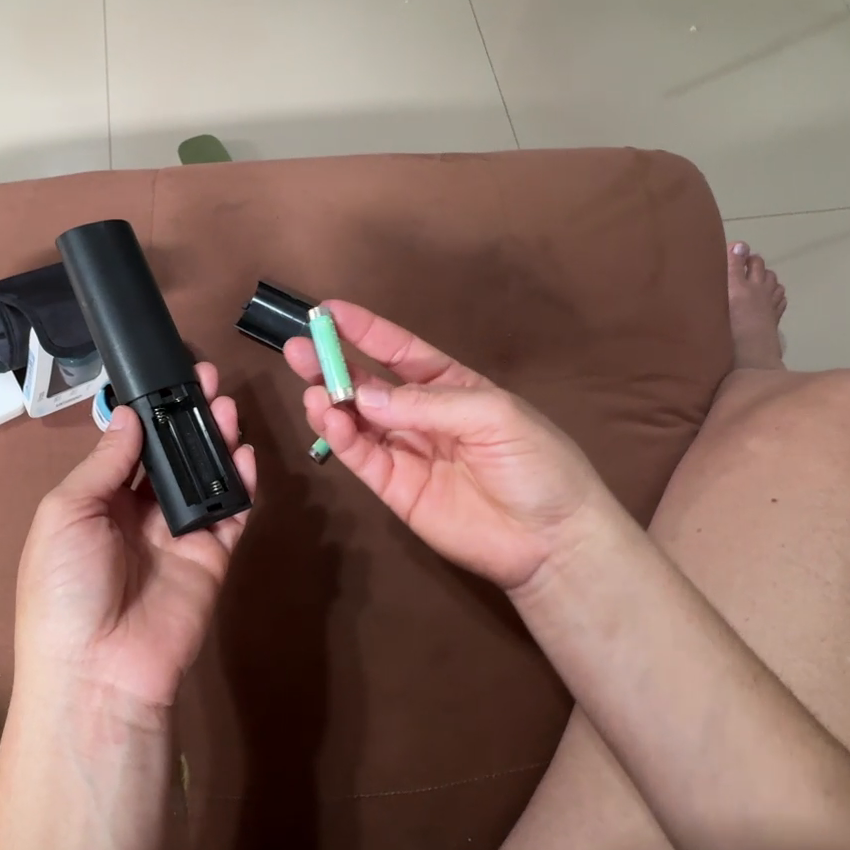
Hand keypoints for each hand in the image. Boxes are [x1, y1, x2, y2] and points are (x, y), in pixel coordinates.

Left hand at [15, 362, 256, 710]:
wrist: (98, 669)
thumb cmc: (65, 586)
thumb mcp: (66, 514)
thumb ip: (104, 462)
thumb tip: (128, 414)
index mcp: (97, 503)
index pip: (130, 447)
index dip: (150, 413)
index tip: (168, 377)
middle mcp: (139, 515)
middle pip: (172, 457)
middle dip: (189, 419)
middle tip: (209, 380)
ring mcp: (179, 536)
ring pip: (205, 478)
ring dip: (217, 441)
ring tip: (228, 405)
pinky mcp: (213, 559)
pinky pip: (232, 515)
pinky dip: (243, 485)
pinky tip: (246, 453)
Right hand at [285, 302, 608, 591]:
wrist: (551, 538)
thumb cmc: (536, 463)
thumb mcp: (493, 415)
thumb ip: (426, 403)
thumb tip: (363, 395)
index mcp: (452, 386)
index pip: (400, 351)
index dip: (365, 330)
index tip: (328, 311)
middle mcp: (422, 414)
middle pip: (369, 383)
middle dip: (333, 364)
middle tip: (298, 348)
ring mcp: (406, 452)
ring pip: (357, 420)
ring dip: (331, 402)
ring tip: (311, 388)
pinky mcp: (394, 488)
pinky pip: (361, 457)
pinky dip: (340, 438)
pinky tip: (328, 419)